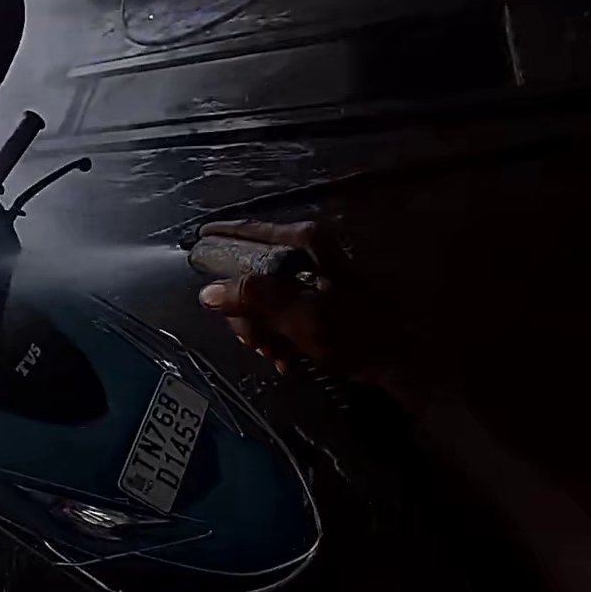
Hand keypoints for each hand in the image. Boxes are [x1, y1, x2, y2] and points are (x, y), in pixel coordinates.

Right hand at [195, 219, 394, 375]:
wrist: (397, 360)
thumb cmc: (352, 332)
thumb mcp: (299, 316)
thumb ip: (252, 299)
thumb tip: (207, 292)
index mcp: (303, 243)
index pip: (248, 231)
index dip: (218, 238)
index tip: (194, 245)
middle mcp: (305, 251)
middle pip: (249, 273)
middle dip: (245, 311)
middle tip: (250, 339)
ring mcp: (309, 274)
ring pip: (261, 296)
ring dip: (260, 329)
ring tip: (273, 352)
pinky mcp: (314, 295)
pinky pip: (277, 309)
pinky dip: (275, 333)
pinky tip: (284, 354)